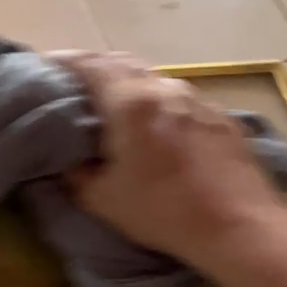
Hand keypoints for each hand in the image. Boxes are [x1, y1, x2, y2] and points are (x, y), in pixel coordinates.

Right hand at [53, 51, 285, 263]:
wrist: (238, 225)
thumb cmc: (162, 210)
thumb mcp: (102, 198)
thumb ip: (77, 173)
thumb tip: (69, 161)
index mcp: (129, 103)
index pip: (91, 66)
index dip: (66, 61)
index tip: (48, 63)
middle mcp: (164, 90)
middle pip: (123, 63)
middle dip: (96, 66)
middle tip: (75, 80)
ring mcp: (198, 100)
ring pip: (154, 79)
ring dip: (129, 83)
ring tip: (114, 100)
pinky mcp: (221, 117)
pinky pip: (180, 98)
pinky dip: (158, 101)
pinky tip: (156, 122)